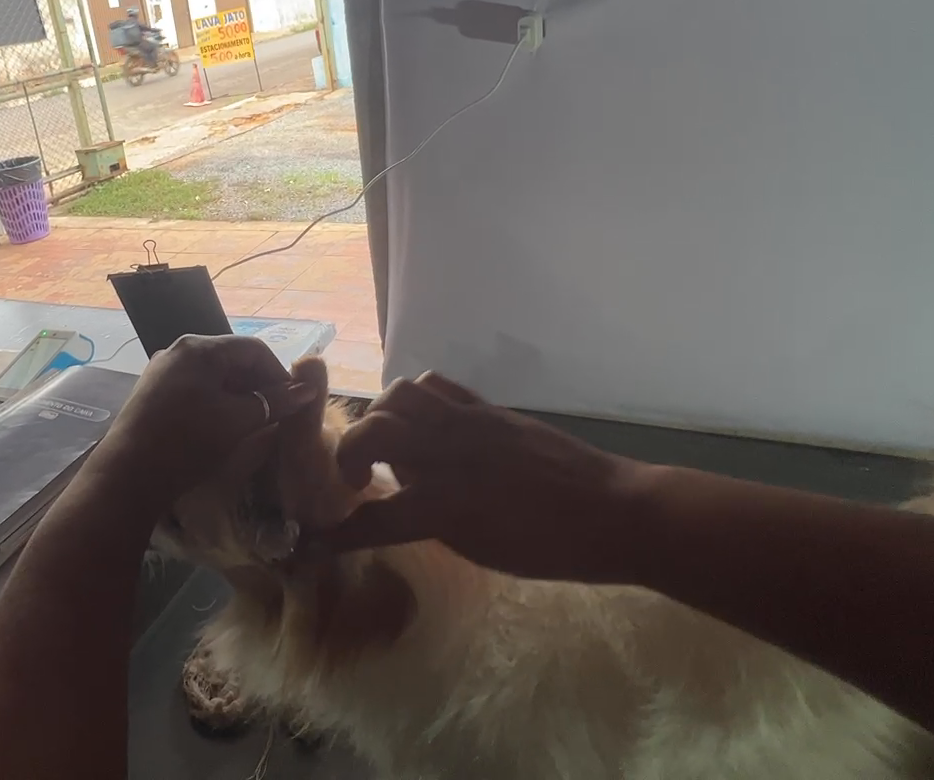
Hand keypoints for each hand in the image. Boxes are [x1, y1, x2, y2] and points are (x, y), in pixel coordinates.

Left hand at [86, 335, 315, 516]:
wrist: (127, 477)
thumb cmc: (187, 442)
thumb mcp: (238, 422)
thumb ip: (275, 402)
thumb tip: (308, 390)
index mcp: (199, 348)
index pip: (253, 349)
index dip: (279, 373)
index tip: (296, 401)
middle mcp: (179, 350)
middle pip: (232, 359)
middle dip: (259, 384)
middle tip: (278, 414)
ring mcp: (163, 371)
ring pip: (214, 376)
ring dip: (240, 395)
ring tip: (256, 423)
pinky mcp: (154, 393)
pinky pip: (196, 388)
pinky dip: (217, 402)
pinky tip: (226, 426)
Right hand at [304, 372, 649, 582]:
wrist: (611, 512)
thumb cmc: (549, 548)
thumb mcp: (480, 549)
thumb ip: (432, 519)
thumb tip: (402, 493)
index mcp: (443, 505)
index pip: (374, 519)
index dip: (341, 532)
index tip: (322, 539)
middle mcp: (445, 455)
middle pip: (372, 431)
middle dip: (348, 453)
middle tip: (358, 477)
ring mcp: (466, 422)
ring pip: (399, 394)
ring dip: (380, 415)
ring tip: (388, 439)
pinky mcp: (486, 407)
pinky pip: (437, 385)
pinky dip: (418, 399)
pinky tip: (426, 420)